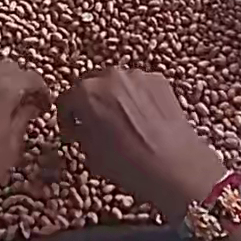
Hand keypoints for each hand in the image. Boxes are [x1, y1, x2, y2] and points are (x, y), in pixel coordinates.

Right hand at [58, 69, 225, 220]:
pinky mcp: (159, 80)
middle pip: (91, 84)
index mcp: (86, 93)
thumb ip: (80, 131)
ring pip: (117, 83)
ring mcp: (137, 75)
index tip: (72, 128)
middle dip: (90, 102)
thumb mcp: (91, 153)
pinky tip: (143, 118)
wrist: (174, 165)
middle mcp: (110, 76)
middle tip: (95, 123)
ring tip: (123, 121)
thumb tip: (80, 125)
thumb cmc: (129, 164)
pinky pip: (139, 85)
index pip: (66, 99)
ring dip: (115, 97)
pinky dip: (137, 97)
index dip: (66, 117)